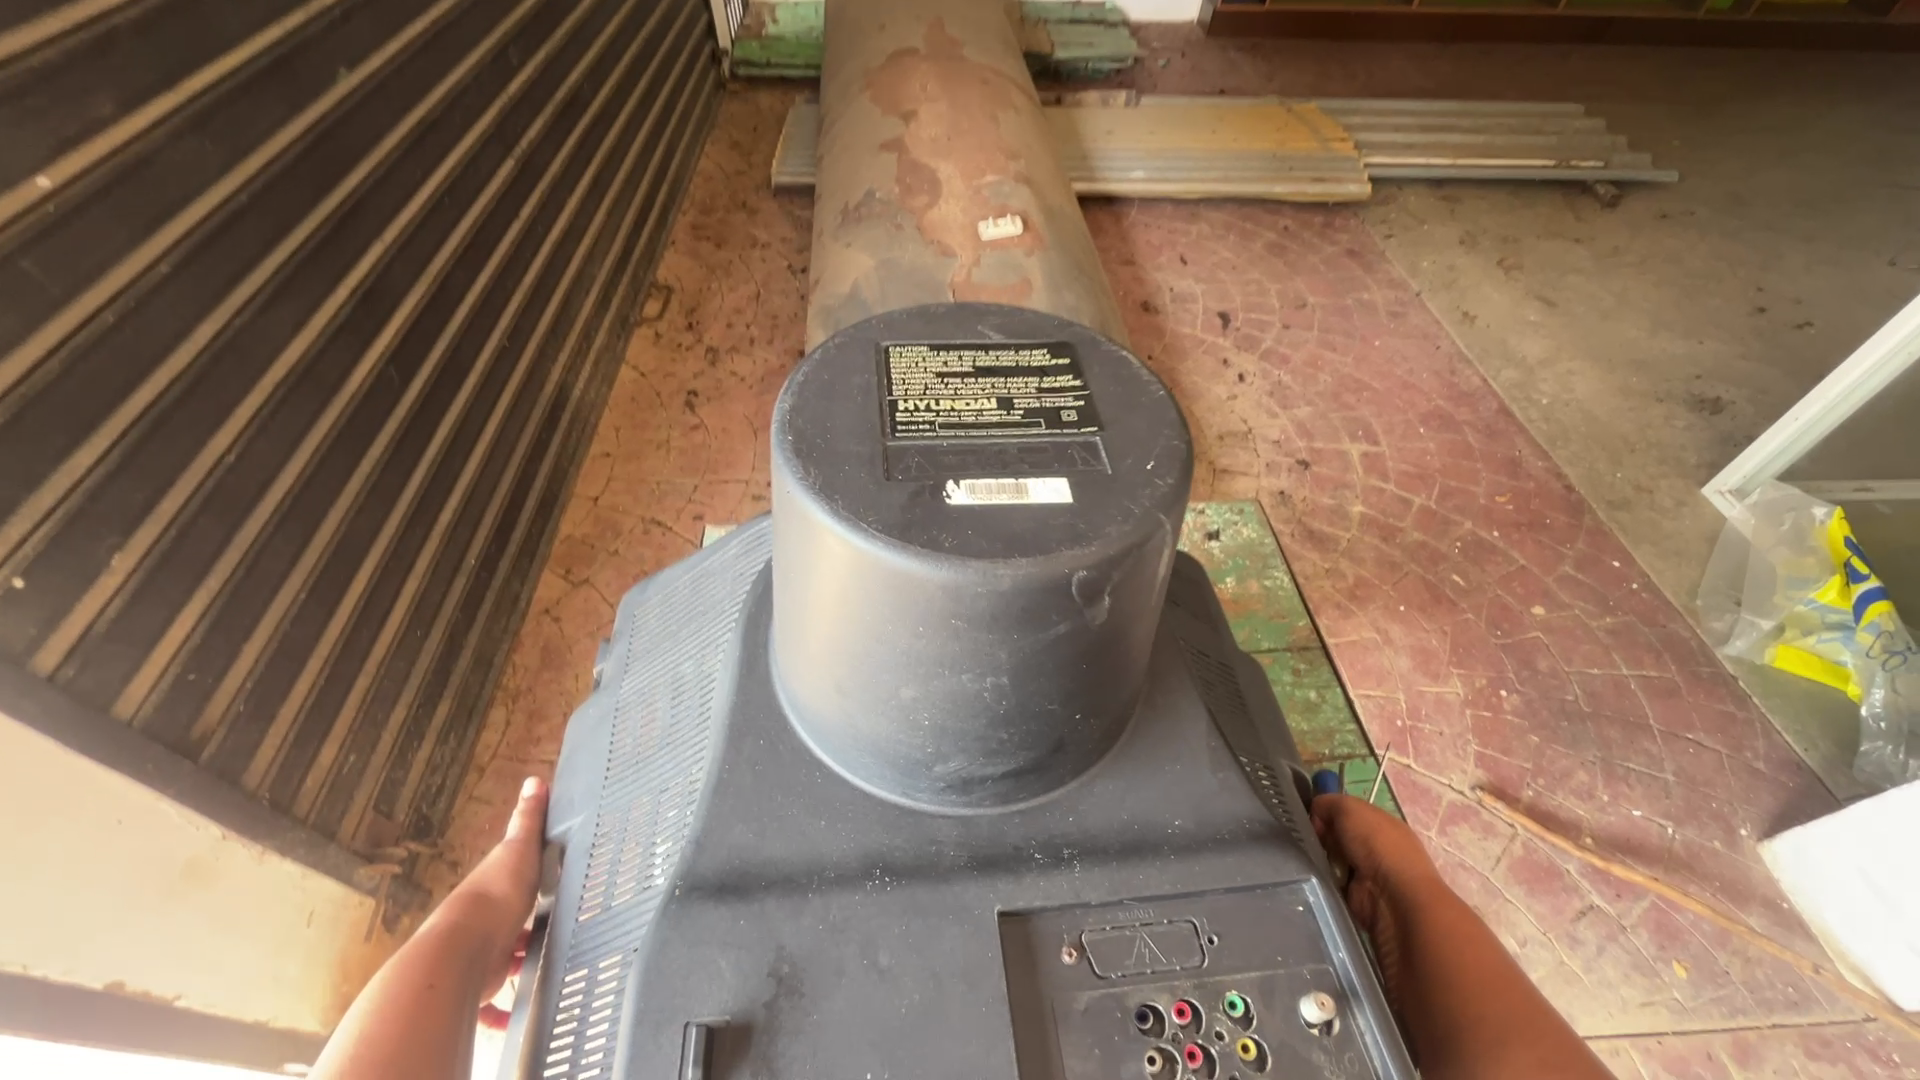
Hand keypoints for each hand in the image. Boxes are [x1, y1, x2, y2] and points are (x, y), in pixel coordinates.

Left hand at [443, 776, 547, 1018]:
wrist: (455, 958)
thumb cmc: (493, 900)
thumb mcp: (518, 850)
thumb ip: (528, 819)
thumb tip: (534, 779)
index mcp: (493, 886)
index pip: (513, 881)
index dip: (531, 883)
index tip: (552, 887)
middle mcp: (483, 921)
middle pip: (507, 923)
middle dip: (526, 930)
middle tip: (555, 931)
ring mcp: (478, 957)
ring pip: (500, 964)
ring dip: (516, 969)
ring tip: (542, 971)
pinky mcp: (477, 991)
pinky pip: (491, 1006)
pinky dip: (502, 1012)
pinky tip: (515, 1017)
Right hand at [1311, 793, 1449, 1012]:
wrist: (1394, 897)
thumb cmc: (1377, 845)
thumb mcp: (1348, 808)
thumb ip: (1327, 803)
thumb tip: (1315, 817)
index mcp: (1382, 823)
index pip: (1346, 813)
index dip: (1325, 813)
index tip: (1309, 819)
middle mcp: (1378, 848)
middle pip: (1337, 836)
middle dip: (1320, 837)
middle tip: (1304, 840)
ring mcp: (1370, 875)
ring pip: (1331, 860)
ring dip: (1319, 860)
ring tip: (1304, 860)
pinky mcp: (1359, 899)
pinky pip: (1332, 883)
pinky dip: (1323, 881)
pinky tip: (1314, 878)